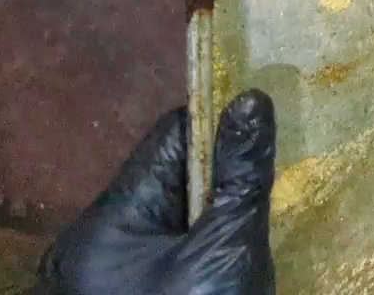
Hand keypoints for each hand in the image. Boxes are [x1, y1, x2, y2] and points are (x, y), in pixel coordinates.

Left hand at [40, 90, 275, 294]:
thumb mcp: (226, 251)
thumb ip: (240, 173)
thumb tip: (251, 97)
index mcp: (103, 226)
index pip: (171, 137)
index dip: (222, 122)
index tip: (272, 119)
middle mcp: (93, 247)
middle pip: (173, 174)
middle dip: (225, 167)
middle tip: (280, 163)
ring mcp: (107, 280)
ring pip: (177, 210)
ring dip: (222, 204)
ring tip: (267, 201)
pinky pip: (173, 246)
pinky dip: (209, 238)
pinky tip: (243, 244)